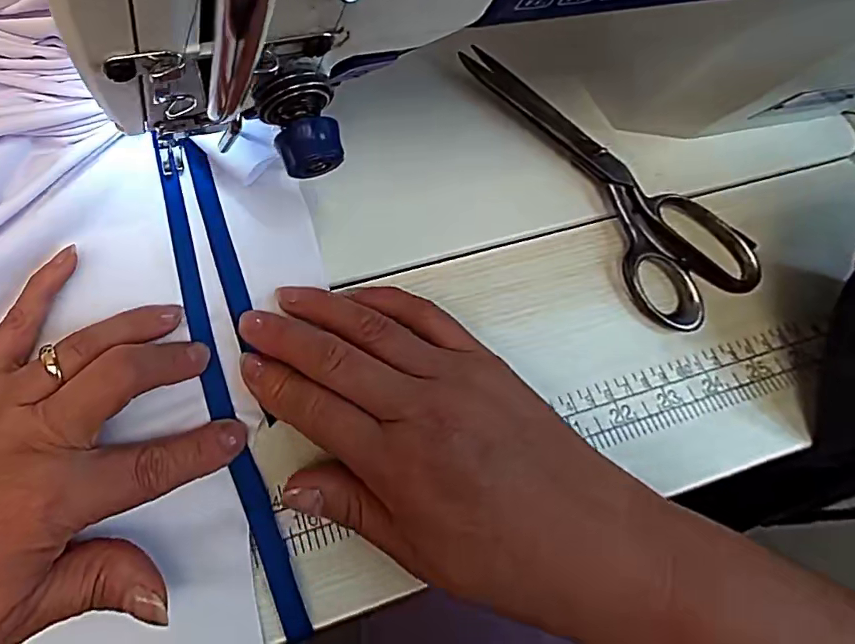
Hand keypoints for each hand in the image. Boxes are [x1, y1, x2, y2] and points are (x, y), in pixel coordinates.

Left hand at [0, 247, 245, 643]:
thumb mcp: (20, 612)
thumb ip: (95, 579)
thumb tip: (160, 592)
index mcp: (52, 498)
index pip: (148, 468)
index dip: (199, 450)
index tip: (232, 433)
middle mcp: (33, 436)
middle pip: (120, 380)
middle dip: (169, 364)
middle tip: (200, 358)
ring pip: (80, 347)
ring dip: (128, 326)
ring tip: (165, 314)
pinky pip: (10, 327)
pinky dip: (41, 288)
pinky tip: (65, 260)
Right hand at [237, 285, 678, 637]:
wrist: (605, 547)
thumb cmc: (519, 558)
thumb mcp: (421, 551)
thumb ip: (350, 506)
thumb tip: (296, 486)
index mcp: (401, 462)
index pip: (316, 407)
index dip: (275, 383)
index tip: (250, 366)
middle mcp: (421, 409)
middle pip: (333, 357)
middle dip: (283, 335)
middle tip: (252, 320)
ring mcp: (452, 377)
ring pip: (370, 327)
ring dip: (322, 307)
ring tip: (288, 296)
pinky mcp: (480, 361)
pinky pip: (424, 316)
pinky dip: (385, 298)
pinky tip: (357, 296)